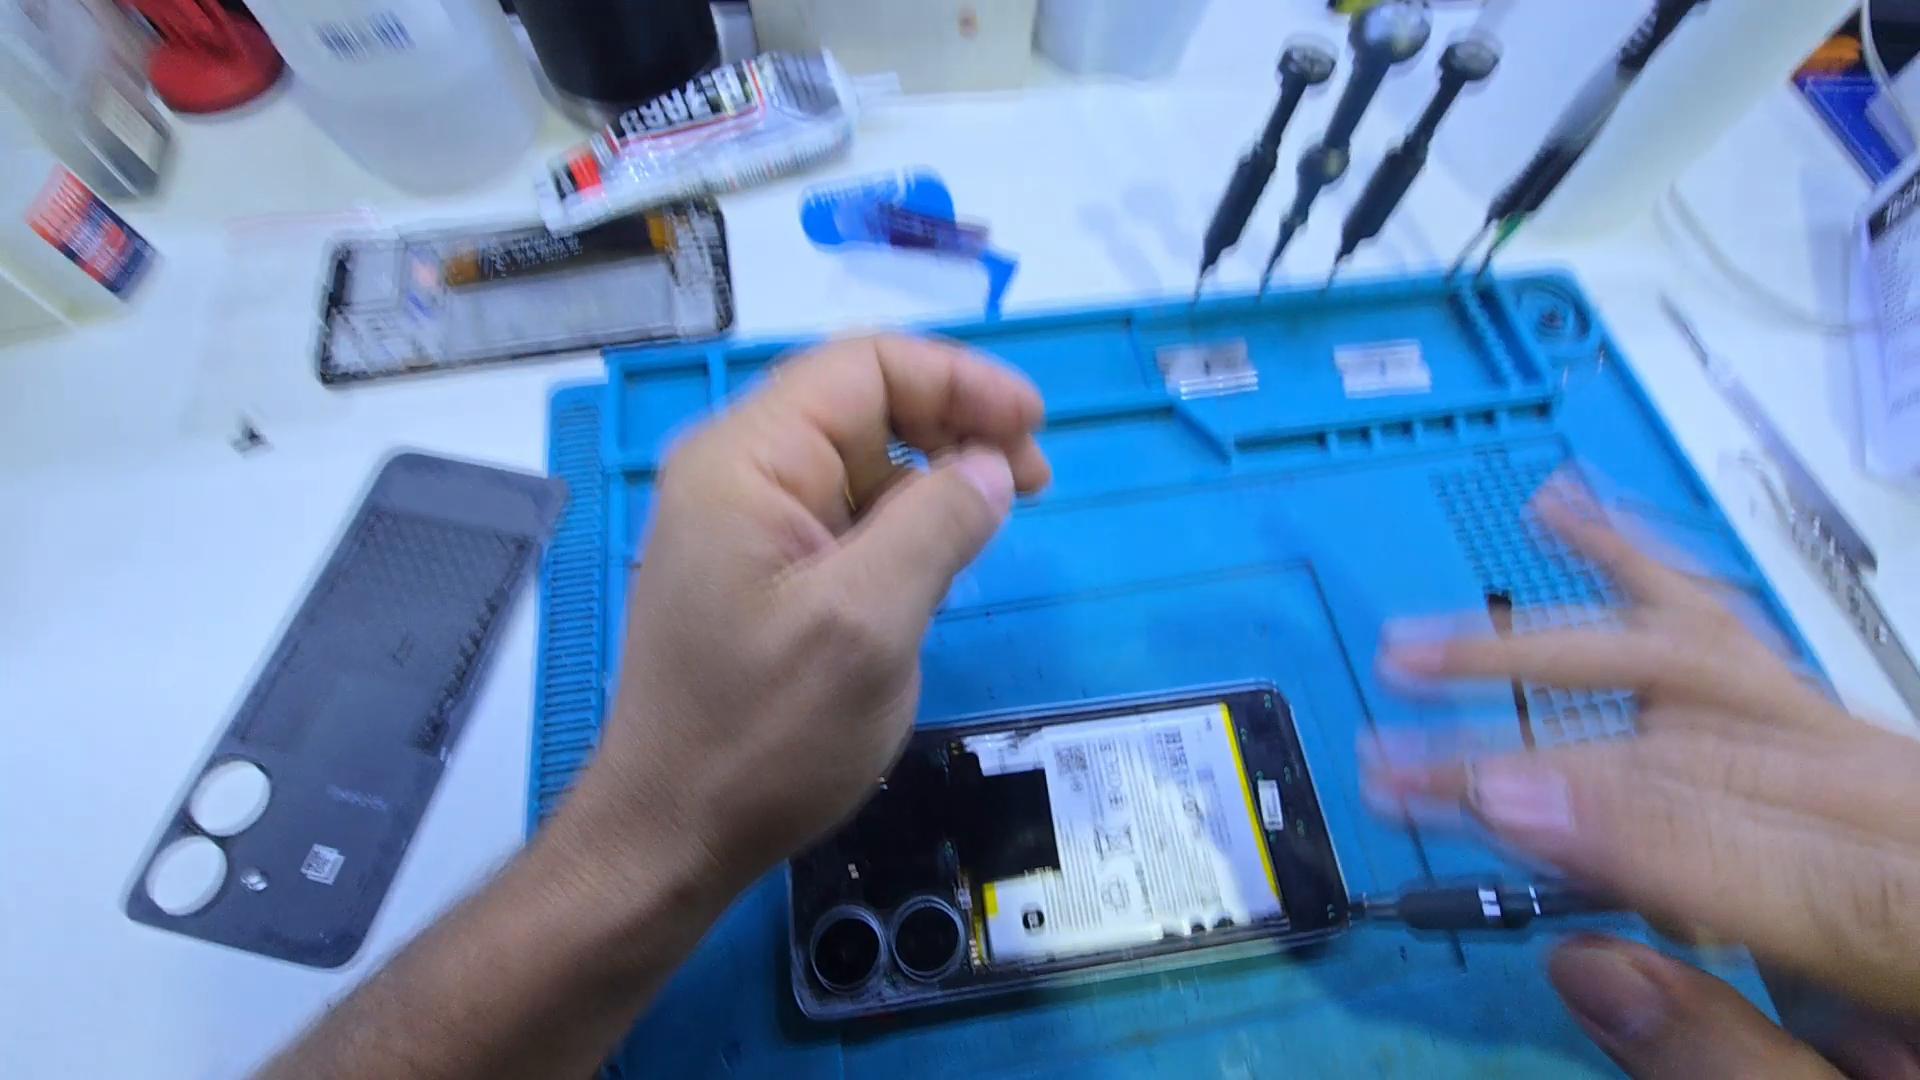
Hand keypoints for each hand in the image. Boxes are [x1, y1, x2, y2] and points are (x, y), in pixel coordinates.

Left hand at [562, 336, 1050, 896]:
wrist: (678, 834)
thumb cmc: (764, 737)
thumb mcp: (867, 625)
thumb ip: (937, 526)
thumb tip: (992, 465)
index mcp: (749, 461)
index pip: (863, 368)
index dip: (958, 379)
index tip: (1030, 425)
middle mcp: (744, 473)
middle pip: (866, 405)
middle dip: (956, 424)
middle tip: (1028, 479)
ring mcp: (757, 522)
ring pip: (867, 461)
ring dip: (940, 472)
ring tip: (1001, 510)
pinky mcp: (775, 567)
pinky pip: (856, 514)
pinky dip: (912, 519)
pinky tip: (947, 553)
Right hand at [1364, 484, 1919, 1075]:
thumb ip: (1740, 1061)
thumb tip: (1582, 966)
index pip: (1799, 873)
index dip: (1633, 831)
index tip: (1489, 798)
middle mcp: (1908, 805)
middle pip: (1709, 754)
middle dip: (1532, 752)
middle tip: (1401, 756)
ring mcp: (1863, 747)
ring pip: (1700, 658)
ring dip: (1536, 645)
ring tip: (1415, 647)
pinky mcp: (1816, 720)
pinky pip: (1721, 627)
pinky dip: (1630, 564)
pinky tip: (1559, 511)